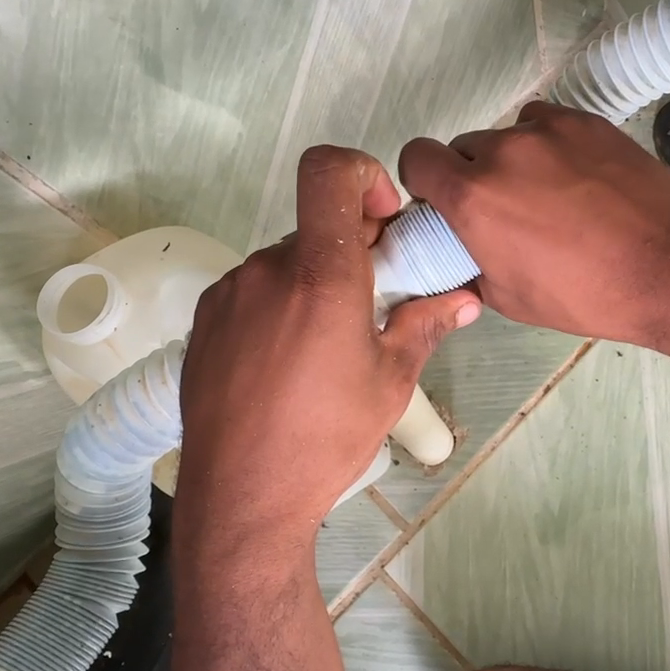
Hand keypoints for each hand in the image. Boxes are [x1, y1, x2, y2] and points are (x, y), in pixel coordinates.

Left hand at [177, 146, 479, 538]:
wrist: (241, 499)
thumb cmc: (327, 439)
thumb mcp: (391, 382)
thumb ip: (426, 325)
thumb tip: (465, 300)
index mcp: (321, 276)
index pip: (329, 171)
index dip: (362, 172)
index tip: (383, 220)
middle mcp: (267, 270)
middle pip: (318, 228)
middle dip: (352, 251)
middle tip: (373, 305)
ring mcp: (229, 294)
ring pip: (286, 263)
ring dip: (315, 283)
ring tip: (326, 347)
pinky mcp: (204, 321)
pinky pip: (254, 291)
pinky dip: (280, 305)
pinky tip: (287, 362)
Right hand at [398, 101, 669, 342]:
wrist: (667, 269)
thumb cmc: (584, 296)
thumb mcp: (509, 299)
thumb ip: (469, 265)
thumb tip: (460, 253)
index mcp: (472, 197)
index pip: (416, 156)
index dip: (422, 178)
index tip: (441, 198)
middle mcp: (502, 152)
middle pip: (464, 147)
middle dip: (472, 175)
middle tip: (505, 209)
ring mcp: (549, 130)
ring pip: (508, 133)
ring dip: (514, 159)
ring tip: (549, 192)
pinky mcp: (588, 121)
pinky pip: (548, 124)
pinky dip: (551, 146)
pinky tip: (578, 176)